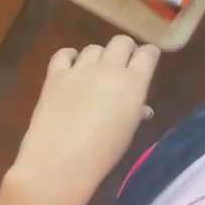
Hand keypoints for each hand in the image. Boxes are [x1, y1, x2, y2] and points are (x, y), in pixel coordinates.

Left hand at [7, 35, 159, 204]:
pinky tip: (71, 66)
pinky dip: (70, 56)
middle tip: (122, 64)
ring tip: (94, 72)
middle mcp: (109, 69)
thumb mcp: (127, 133)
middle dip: (125, 50)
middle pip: (121, 42)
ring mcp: (80, 69)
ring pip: (94, 47)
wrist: (60, 163)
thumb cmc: (102, 155)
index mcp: (133, 84)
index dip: (148, 54)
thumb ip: (135, 112)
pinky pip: (64, 54)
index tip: (147, 59)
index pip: (147, 54)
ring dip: (98, 57)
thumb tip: (141, 108)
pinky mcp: (55, 75)